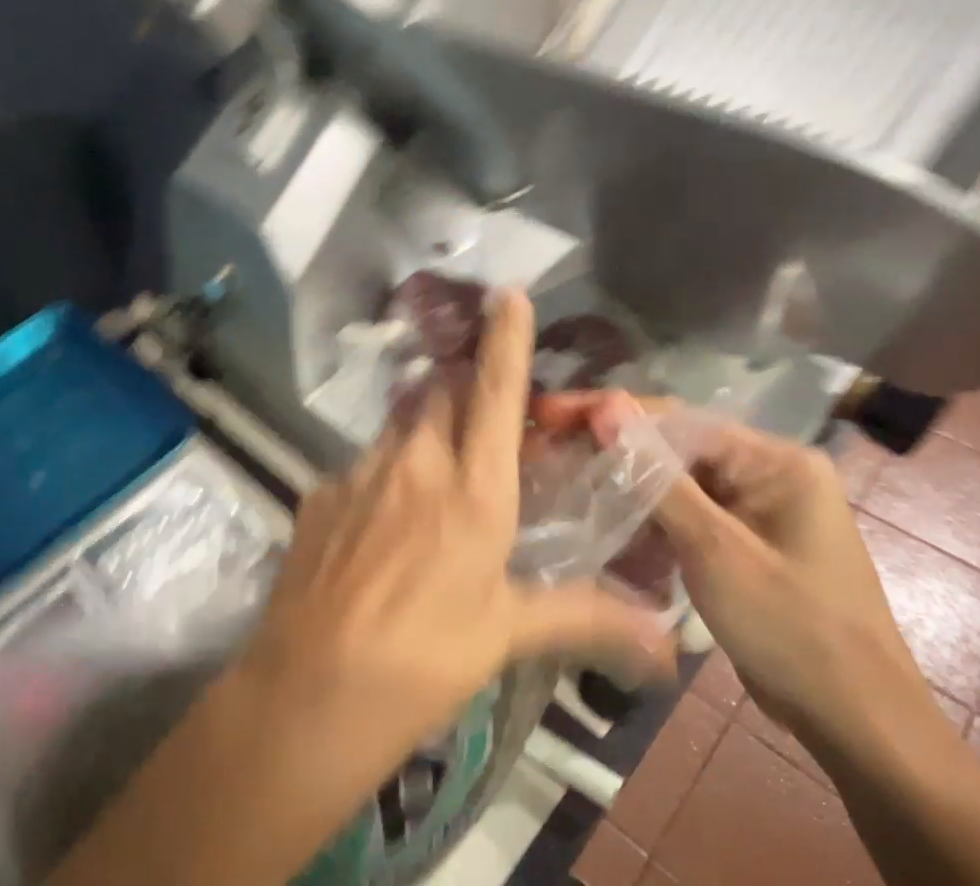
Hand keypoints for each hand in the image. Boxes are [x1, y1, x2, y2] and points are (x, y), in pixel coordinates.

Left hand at [239, 292, 674, 764]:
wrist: (312, 687)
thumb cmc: (425, 660)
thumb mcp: (508, 635)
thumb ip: (585, 618)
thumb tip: (667, 643)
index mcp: (473, 489)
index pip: (495, 393)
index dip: (505, 340)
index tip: (508, 293)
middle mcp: (413, 463)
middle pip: (439, 394)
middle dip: (461, 386)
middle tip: (478, 407)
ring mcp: (356, 475)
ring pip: (396, 429)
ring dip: (420, 432)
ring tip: (430, 475)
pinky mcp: (316, 496)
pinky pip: (357, 469)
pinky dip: (379, 479)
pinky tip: (378, 527)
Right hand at [532, 393, 928, 746]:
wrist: (856, 719)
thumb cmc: (791, 628)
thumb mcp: (716, 549)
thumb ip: (657, 477)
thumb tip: (606, 407)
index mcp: (776, 461)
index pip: (677, 419)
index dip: (607, 413)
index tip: (546, 414)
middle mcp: (768, 473)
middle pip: (674, 448)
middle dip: (610, 453)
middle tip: (543, 450)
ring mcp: (756, 510)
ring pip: (674, 485)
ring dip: (624, 492)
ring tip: (563, 491)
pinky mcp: (743, 543)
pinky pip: (685, 518)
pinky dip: (648, 526)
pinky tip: (606, 534)